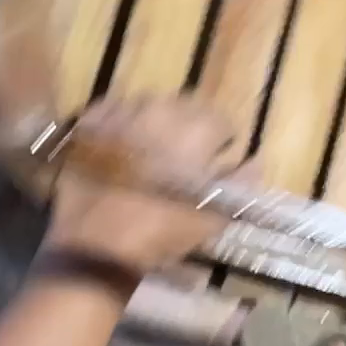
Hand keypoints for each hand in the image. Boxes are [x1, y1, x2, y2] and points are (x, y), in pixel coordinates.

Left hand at [43, 96, 252, 277]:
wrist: (94, 240)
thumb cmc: (161, 230)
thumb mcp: (212, 216)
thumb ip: (240, 183)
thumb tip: (256, 162)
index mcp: (196, 129)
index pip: (221, 121)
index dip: (221, 142)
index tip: (216, 162)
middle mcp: (161, 109)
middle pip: (185, 107)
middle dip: (189, 127)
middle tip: (184, 156)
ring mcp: (122, 111)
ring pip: (149, 105)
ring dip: (155, 123)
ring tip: (151, 151)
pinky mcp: (90, 121)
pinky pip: (114, 111)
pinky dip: (122, 124)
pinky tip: (119, 147)